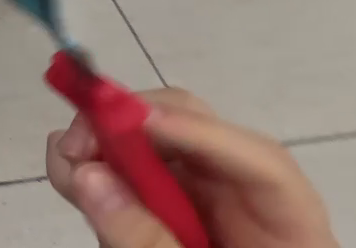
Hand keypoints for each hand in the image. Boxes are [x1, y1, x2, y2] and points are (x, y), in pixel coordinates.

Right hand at [47, 87, 335, 247]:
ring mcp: (193, 198)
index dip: (200, 133)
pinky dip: (83, 155)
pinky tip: (71, 180)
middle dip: (130, 122)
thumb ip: (147, 243)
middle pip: (196, 132)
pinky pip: (115, 156)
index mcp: (285, 239)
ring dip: (96, 139)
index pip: (263, 166)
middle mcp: (240, 204)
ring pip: (146, 135)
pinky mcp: (150, 198)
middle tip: (81, 143)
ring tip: (69, 172)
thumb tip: (87, 174)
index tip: (128, 121)